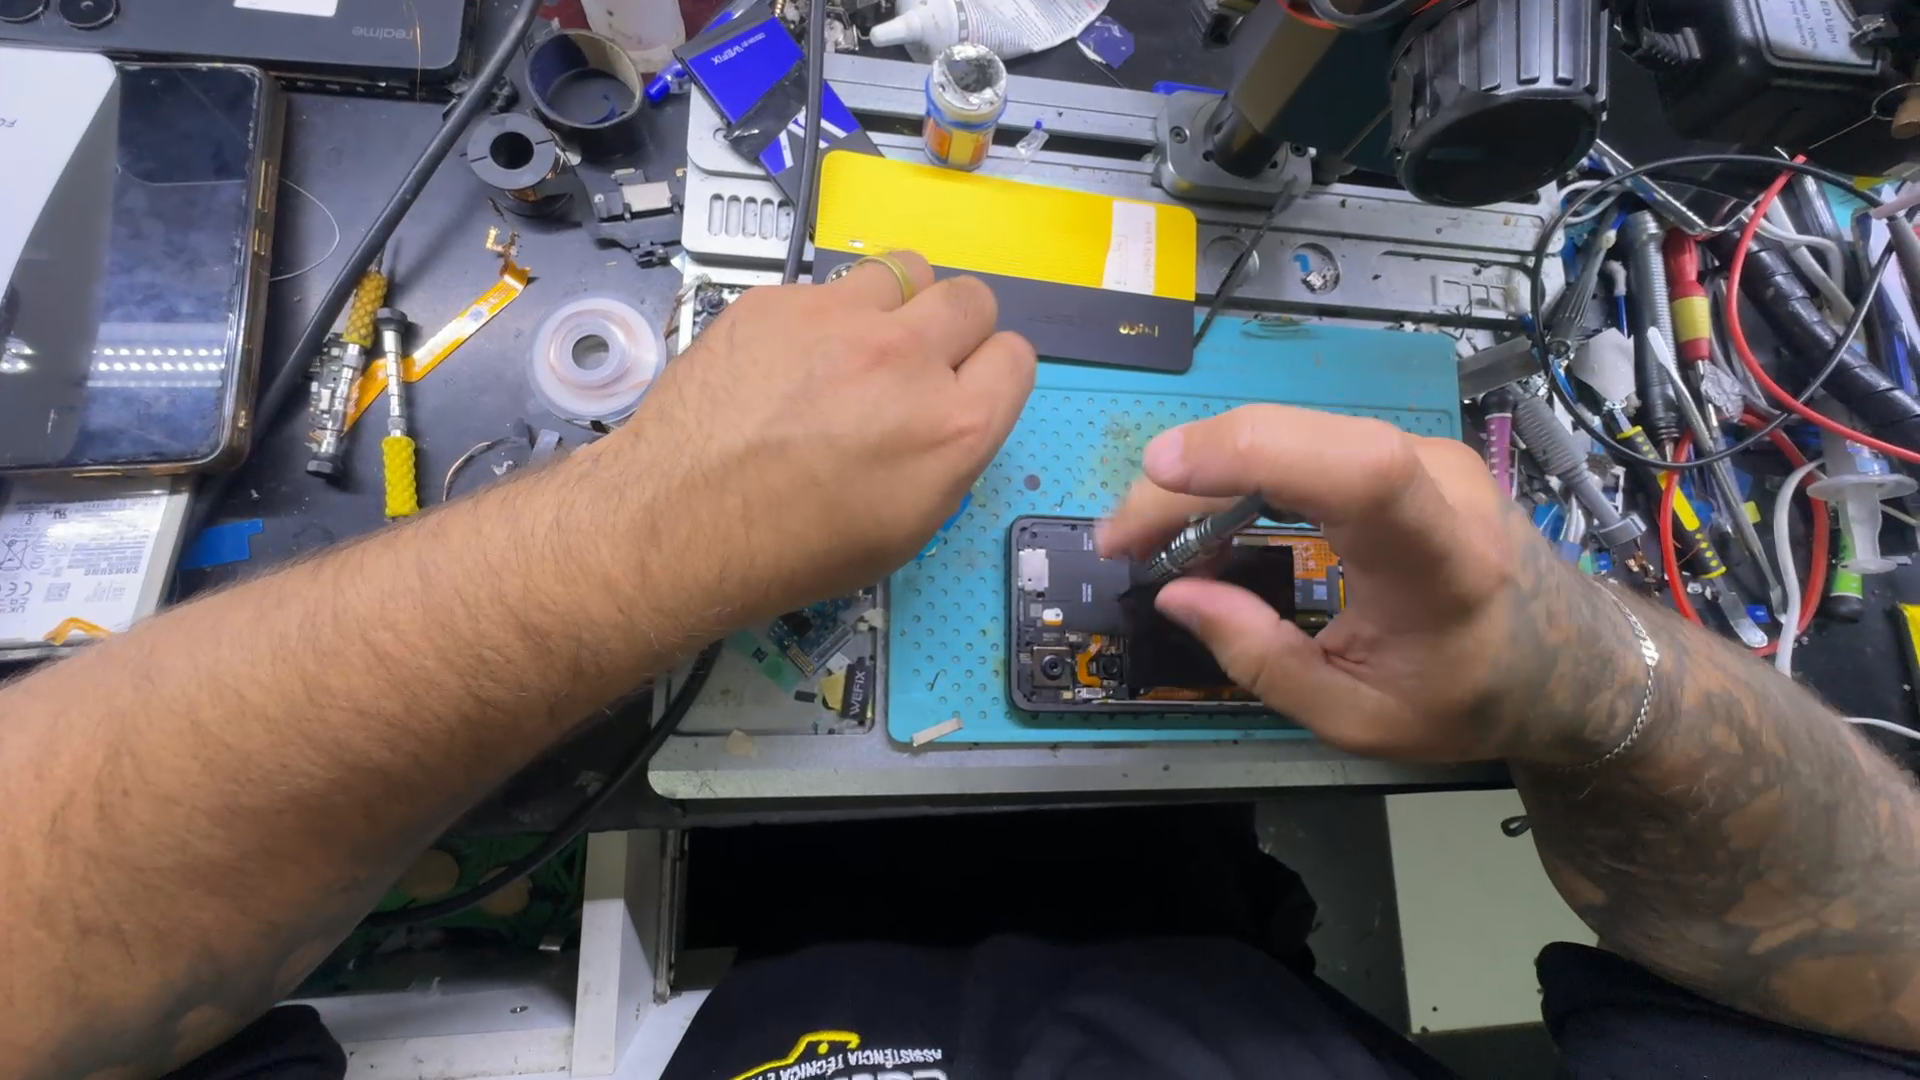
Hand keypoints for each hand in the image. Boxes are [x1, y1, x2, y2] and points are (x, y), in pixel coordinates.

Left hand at [595, 252, 1034, 626]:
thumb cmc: (800, 550)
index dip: (992, 376)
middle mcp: (909, 360)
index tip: (965, 389)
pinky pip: (828, 288)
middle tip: (913, 366)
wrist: (681, 527)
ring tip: (856, 347)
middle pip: (972, 299)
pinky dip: (824, 318)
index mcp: (955, 428)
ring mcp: (839, 319)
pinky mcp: (778, 300)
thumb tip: (950, 408)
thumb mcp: (908, 527)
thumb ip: (950, 453)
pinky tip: (788, 361)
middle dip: (955, 331)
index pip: (1016, 358)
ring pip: (906, 269)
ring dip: (896, 306)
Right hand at [1099, 406, 1569, 763]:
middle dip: (1188, 481)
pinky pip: (1298, 448)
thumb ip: (1259, 660)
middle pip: (1296, 442)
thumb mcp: (1357, 716)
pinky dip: (1234, 477)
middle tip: (1121, 539)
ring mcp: (1419, 457)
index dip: (1254, 451)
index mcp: (1442, 560)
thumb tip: (1174, 593)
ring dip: (1202, 478)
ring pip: (1286, 436)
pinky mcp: (1396, 455)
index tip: (1160, 469)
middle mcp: (1439, 485)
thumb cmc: (1472, 697)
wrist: (1574, 660)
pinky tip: (1203, 520)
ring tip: (1148, 536)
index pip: (1358, 472)